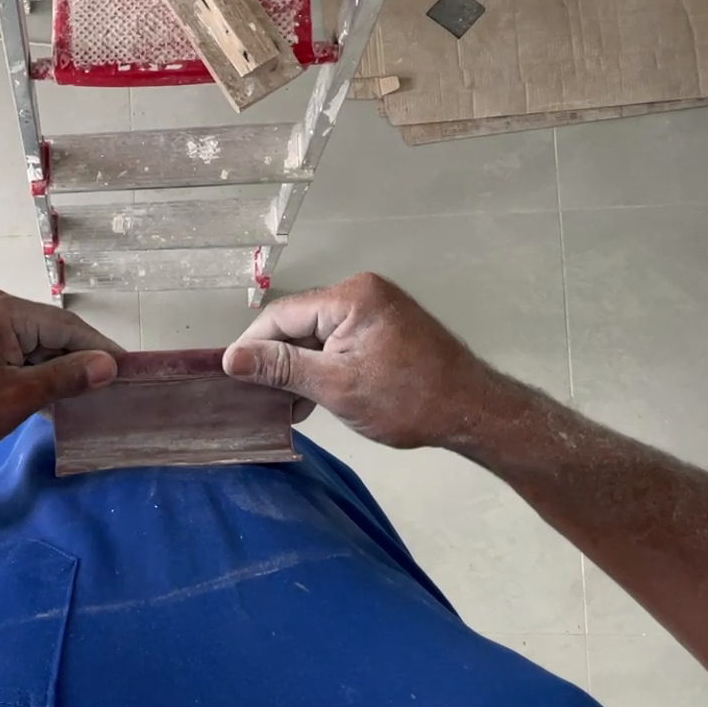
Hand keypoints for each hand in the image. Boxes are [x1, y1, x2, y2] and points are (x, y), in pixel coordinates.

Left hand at [0, 289, 120, 455]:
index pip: (67, 327)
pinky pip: (14, 353)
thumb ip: (66, 378)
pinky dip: (32, 374)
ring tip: (85, 400)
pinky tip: (50, 399)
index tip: (129, 372)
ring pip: (33, 346)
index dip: (100, 351)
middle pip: (51, 334)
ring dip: (55, 372)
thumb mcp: (16, 397)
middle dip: (79, 363)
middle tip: (110, 391)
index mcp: (4, 310)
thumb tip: (109, 366)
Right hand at [221, 273, 520, 449]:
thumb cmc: (407, 401)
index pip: (281, 315)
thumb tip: (230, 359)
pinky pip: (336, 339)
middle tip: (259, 396)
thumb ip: (279, 367)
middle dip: (277, 360)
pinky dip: (322, 365)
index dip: (252, 345)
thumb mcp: (334, 386)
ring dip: (298, 367)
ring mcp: (374, 307)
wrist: (477, 414)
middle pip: (297, 323)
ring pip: (315, 334)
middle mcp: (360, 291)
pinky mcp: (382, 325)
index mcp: (349, 296)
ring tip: (286, 404)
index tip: (232, 376)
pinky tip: (312, 395)